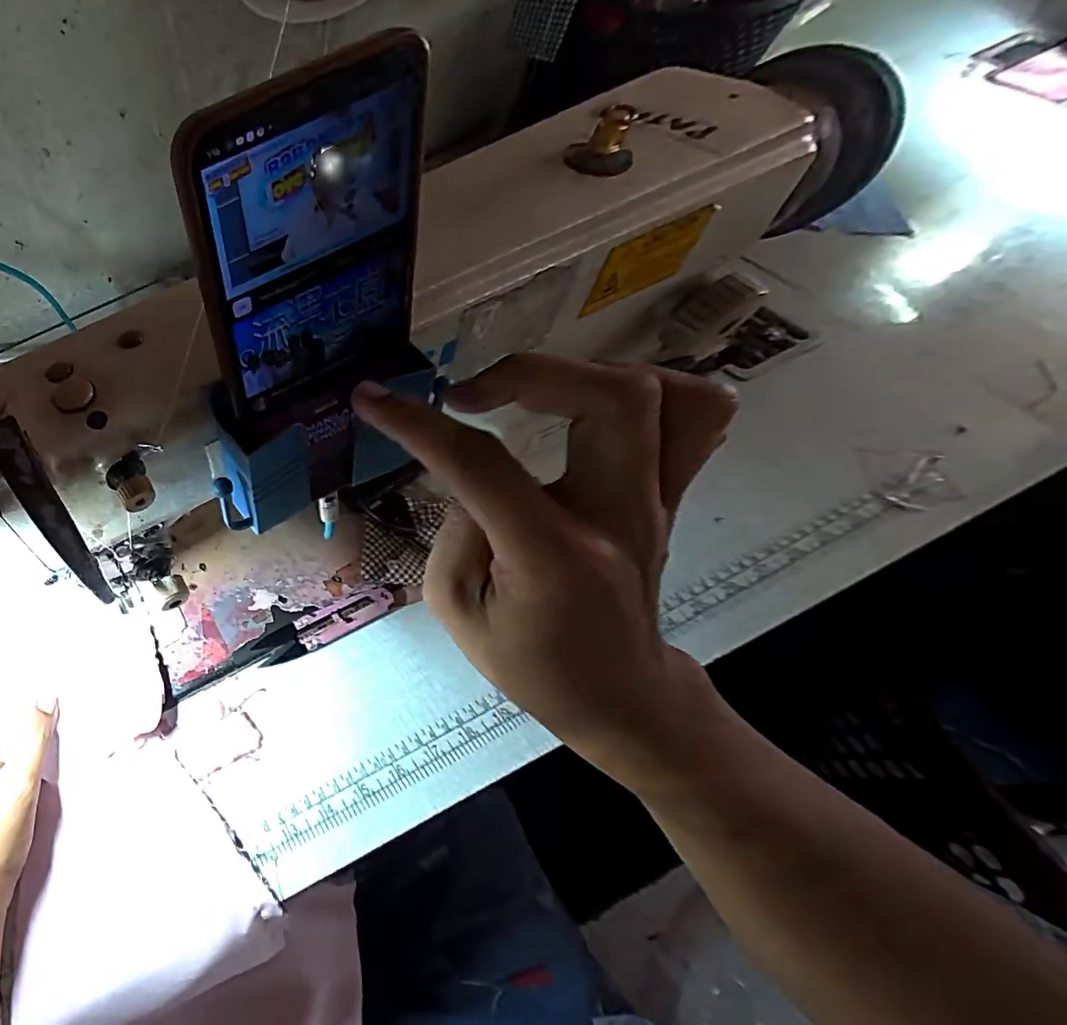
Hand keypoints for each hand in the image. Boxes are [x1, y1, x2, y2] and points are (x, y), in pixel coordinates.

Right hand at [351, 355, 736, 783]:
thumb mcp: (458, 611)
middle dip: (524, 373)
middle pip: (608, 398)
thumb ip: (455, 528)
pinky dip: (645, 388)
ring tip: (533, 394)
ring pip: (668, 394)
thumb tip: (467, 466)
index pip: (482, 464)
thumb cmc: (532, 664)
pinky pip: (695, 413)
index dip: (416, 422)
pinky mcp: (673, 492)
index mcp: (552, 556)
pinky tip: (591, 405)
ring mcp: (659, 500)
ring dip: (588, 374)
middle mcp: (619, 515)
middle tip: (468, 396)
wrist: (620, 693)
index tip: (371, 398)